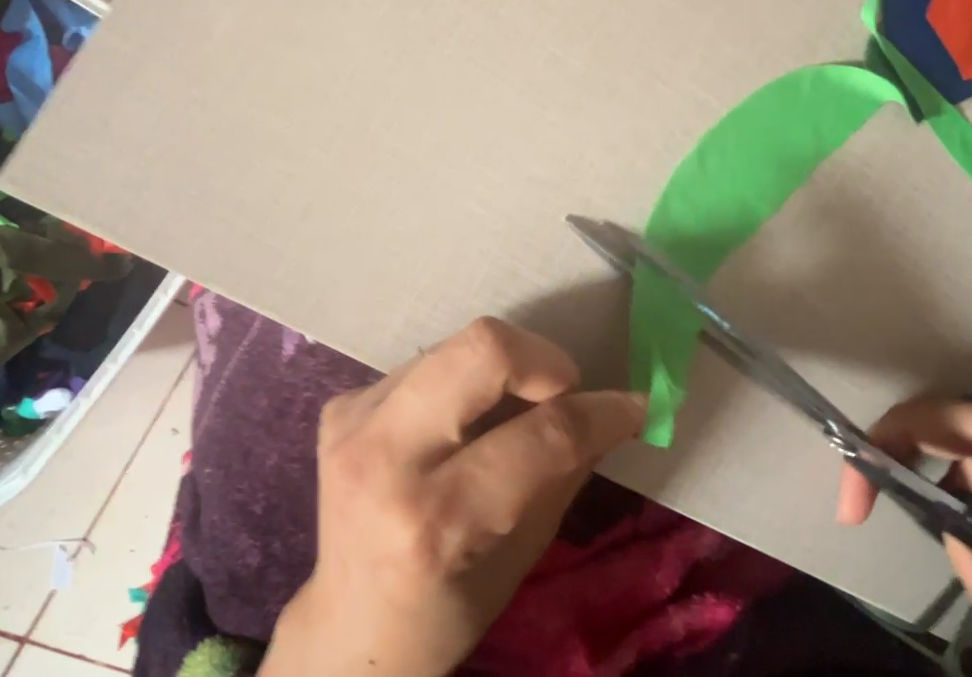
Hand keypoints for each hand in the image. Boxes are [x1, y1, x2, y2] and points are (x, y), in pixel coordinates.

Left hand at [261, 318, 646, 676]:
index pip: (543, 436)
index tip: (632, 405)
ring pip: (455, 344)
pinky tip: (462, 422)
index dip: (602, 413)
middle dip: (545, 361)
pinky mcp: (339, 405)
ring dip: (505, 369)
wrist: (349, 626)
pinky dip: (463, 384)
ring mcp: (353, 422)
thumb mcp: (524, 551)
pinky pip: (424, 364)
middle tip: (565, 392)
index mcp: (438, 519)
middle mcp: (385, 457)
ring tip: (515, 408)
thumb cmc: (449, 607)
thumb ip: (568, 468)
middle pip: (483, 350)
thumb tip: (616, 408)